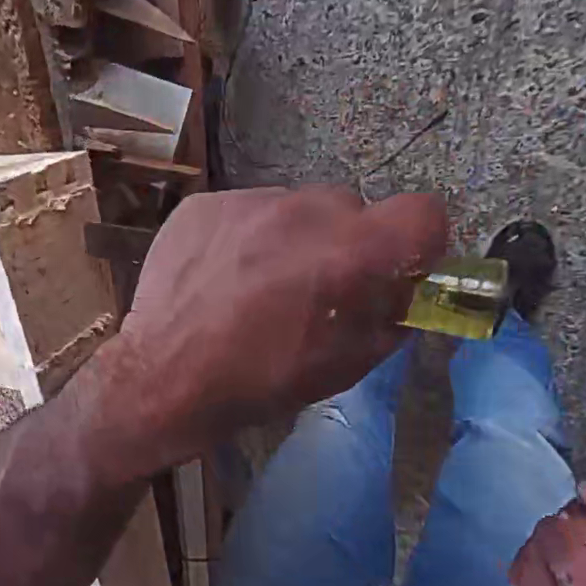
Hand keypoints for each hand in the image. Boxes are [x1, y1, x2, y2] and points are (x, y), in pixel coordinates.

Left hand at [113, 187, 445, 462]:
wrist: (162, 378)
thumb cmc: (257, 383)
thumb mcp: (343, 364)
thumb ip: (391, 315)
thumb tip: (408, 286)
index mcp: (349, 252)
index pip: (423, 212)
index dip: (415, 242)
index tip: (394, 267)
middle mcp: (301, 211)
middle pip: (348, 209)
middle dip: (342, 243)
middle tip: (310, 285)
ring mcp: (245, 202)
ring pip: (291, 207)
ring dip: (288, 237)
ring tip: (253, 284)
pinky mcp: (202, 205)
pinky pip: (242, 211)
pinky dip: (241, 237)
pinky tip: (218, 276)